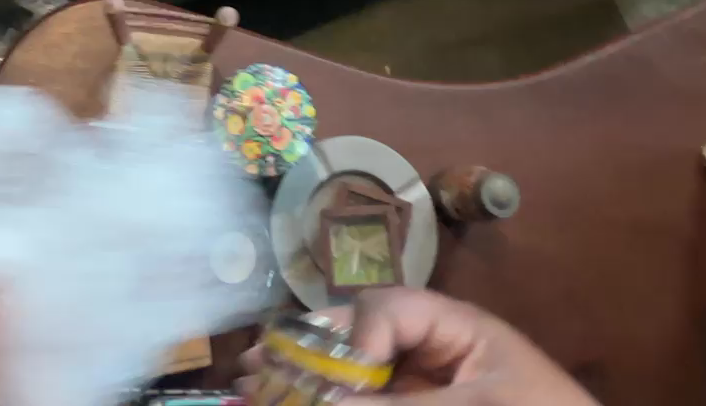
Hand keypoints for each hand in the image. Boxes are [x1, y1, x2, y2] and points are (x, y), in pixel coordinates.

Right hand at [243, 288, 598, 405]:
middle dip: (308, 349)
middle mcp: (428, 345)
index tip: (337, 383)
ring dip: (307, 376)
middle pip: (357, 334)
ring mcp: (419, 379)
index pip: (386, 310)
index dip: (354, 339)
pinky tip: (296, 396)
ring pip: (354, 369)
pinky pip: (370, 393)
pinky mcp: (414, 401)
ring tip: (254, 383)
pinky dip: (333, 395)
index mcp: (451, 324)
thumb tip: (330, 403)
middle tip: (256, 366)